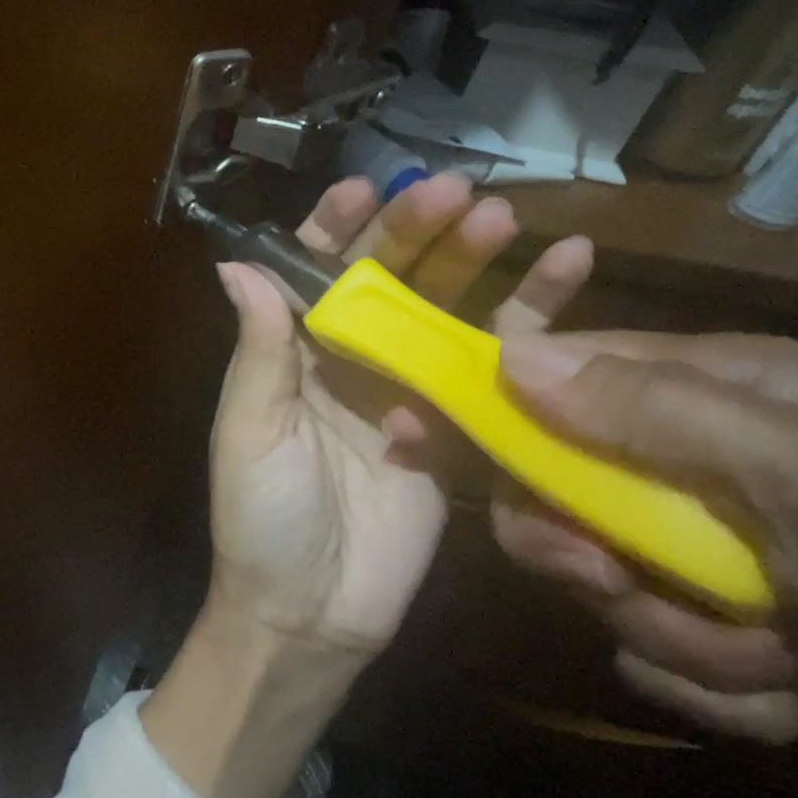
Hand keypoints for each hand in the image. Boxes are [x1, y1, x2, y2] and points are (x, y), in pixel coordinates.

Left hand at [204, 173, 592, 649]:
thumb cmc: (261, 514)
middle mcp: (346, 362)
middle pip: (384, 282)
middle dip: (415, 233)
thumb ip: (258, 347)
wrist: (312, 608)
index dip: (335, 229)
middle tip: (458, 191)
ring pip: (441, 313)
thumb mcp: (249, 426)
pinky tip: (561, 278)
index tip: (364, 189)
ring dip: (473, 264)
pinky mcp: (458, 433)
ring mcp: (405, 394)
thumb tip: (236, 262)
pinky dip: (524, 327)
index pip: (312, 274)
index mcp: (289, 354)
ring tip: (507, 219)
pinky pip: (489, 371)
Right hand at [494, 330, 797, 746]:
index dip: (481, 403)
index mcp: (723, 401)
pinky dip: (715, 687)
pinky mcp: (735, 631)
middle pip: (557, 493)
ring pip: (603, 584)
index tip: (413, 435)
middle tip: (613, 580)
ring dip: (674, 636)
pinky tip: (796, 698)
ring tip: (778, 660)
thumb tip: (510, 352)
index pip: (558, 377)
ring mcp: (720, 555)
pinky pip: (656, 654)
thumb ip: (655, 408)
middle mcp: (708, 469)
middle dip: (583, 555)